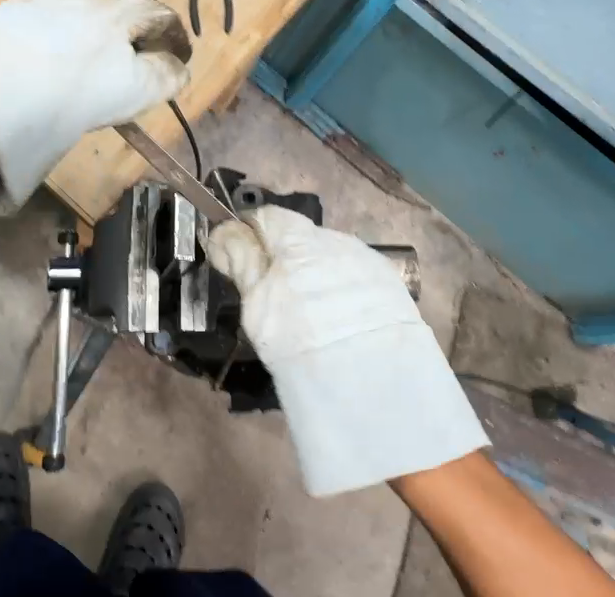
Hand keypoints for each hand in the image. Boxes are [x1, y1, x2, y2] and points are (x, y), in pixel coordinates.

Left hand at [0, 0, 190, 213]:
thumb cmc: (72, 98)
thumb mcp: (133, 91)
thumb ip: (164, 75)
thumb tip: (176, 66)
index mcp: (118, 9)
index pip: (162, 16)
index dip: (175, 40)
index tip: (177, 61)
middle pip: (121, 10)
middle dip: (134, 36)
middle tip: (132, 67)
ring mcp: (39, 0)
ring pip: (82, 15)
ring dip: (95, 36)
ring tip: (87, 68)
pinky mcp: (5, 14)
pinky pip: (45, 24)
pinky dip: (59, 41)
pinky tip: (47, 67)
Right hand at [206, 205, 487, 495]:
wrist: (384, 397)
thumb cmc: (308, 356)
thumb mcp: (261, 314)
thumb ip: (245, 267)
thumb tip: (225, 235)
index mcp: (302, 244)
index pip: (268, 218)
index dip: (250, 238)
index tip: (240, 266)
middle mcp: (337, 242)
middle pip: (299, 238)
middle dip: (281, 260)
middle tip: (273, 301)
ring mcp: (367, 262)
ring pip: (325, 259)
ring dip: (311, 277)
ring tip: (309, 319)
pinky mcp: (389, 284)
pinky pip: (351, 277)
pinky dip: (338, 293)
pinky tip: (337, 325)